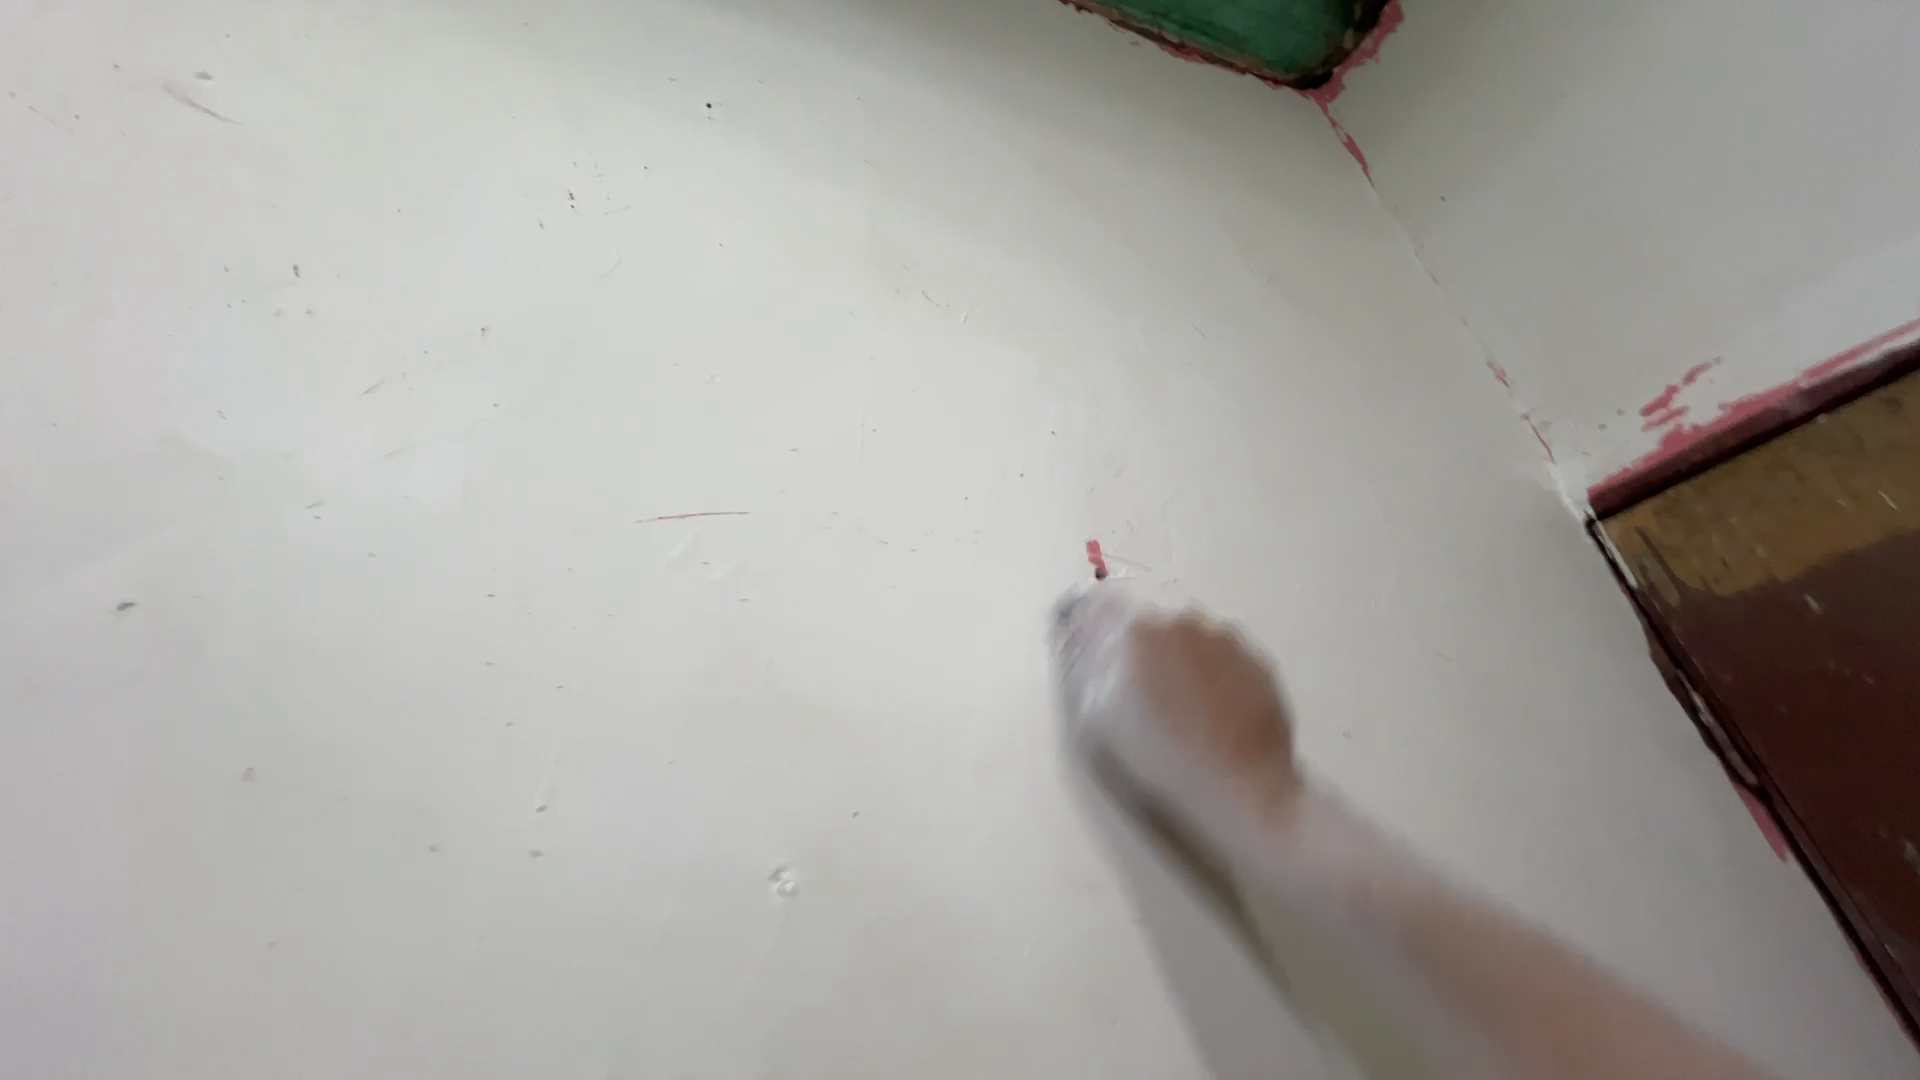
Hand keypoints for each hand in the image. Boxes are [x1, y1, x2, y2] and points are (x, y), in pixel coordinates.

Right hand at [1051, 586, 1299, 822]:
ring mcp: (1225, 638)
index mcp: (1136, 627)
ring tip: (1171, 707)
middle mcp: (1183, 619)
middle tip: (1130, 690)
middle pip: (1144, 615)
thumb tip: (1068, 631)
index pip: (1100, 598)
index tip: (1085, 642)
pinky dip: (1207, 671)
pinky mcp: (1256, 661)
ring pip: (1183, 633)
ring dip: (1172, 655)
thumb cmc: (1160, 761)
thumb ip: (1076, 662)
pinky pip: (1219, 653)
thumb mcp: (1093, 719)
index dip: (1088, 622)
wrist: (1239, 791)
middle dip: (1133, 642)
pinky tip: (1203, 712)